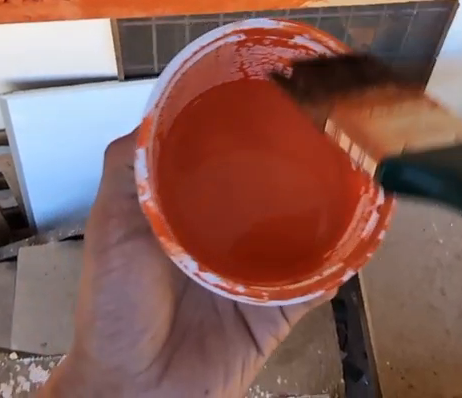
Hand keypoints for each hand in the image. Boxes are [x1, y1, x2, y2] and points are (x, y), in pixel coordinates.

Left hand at [42, 133, 325, 397]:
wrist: (135, 391)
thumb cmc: (114, 307)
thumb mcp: (110, 222)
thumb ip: (126, 169)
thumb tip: (155, 111)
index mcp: (188, 208)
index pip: (223, 158)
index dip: (242, 130)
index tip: (267, 93)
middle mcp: (225, 232)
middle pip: (267, 189)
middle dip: (292, 162)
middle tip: (318, 126)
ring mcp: (253, 270)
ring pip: (298, 230)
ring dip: (322, 207)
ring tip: (346, 170)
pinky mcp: (275, 309)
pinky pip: (313, 283)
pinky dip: (335, 263)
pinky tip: (352, 235)